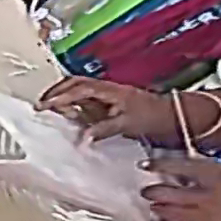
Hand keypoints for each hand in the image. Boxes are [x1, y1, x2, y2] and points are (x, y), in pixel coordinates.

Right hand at [38, 76, 173, 141]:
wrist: (179, 115)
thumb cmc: (155, 117)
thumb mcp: (128, 124)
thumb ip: (102, 129)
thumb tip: (81, 137)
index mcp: (110, 91)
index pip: (79, 90)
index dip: (59, 97)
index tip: (42, 106)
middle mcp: (106, 89)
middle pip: (74, 82)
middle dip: (55, 91)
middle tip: (42, 105)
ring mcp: (106, 94)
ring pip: (76, 88)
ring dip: (61, 96)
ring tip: (53, 109)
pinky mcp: (105, 101)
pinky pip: (81, 97)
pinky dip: (69, 102)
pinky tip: (67, 112)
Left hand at [143, 158, 220, 220]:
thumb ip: (218, 177)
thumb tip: (186, 171)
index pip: (188, 168)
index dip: (163, 165)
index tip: (145, 164)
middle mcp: (209, 200)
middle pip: (162, 192)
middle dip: (152, 191)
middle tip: (150, 191)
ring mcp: (199, 219)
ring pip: (160, 209)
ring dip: (159, 207)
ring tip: (167, 206)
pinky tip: (173, 220)